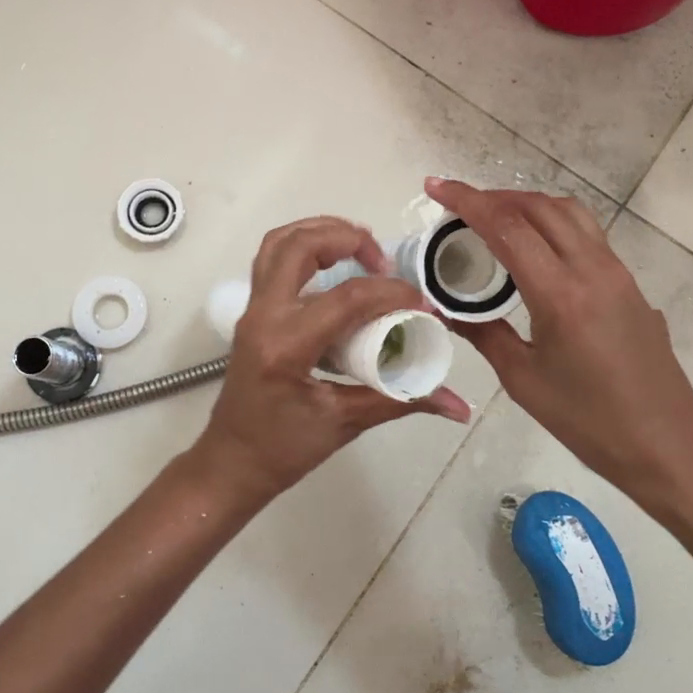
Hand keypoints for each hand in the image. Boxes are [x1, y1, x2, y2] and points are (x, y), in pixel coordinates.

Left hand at [194, 216, 471, 502]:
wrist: (234, 461)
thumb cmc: (284, 448)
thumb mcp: (346, 423)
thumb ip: (402, 401)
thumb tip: (459, 405)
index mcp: (286, 347)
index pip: (345, 299)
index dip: (391, 292)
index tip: (422, 303)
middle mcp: (263, 317)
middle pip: (299, 248)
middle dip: (346, 238)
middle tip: (384, 260)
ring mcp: (252, 311)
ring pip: (278, 244)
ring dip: (320, 232)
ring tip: (360, 247)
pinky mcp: (252, 312)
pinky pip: (273, 260)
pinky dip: (304, 248)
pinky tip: (335, 264)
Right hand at [424, 178, 692, 505]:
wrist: (666, 444)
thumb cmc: (589, 420)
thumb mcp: (523, 380)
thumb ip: (483, 334)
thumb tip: (446, 309)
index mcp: (561, 294)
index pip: (508, 228)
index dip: (468, 202)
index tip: (437, 187)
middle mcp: (593, 270)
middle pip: (540, 208)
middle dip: (495, 197)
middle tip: (458, 205)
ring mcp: (618, 274)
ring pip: (570, 214)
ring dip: (528, 205)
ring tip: (494, 217)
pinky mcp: (630, 285)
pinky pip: (587, 235)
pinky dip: (552, 225)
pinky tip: (533, 250)